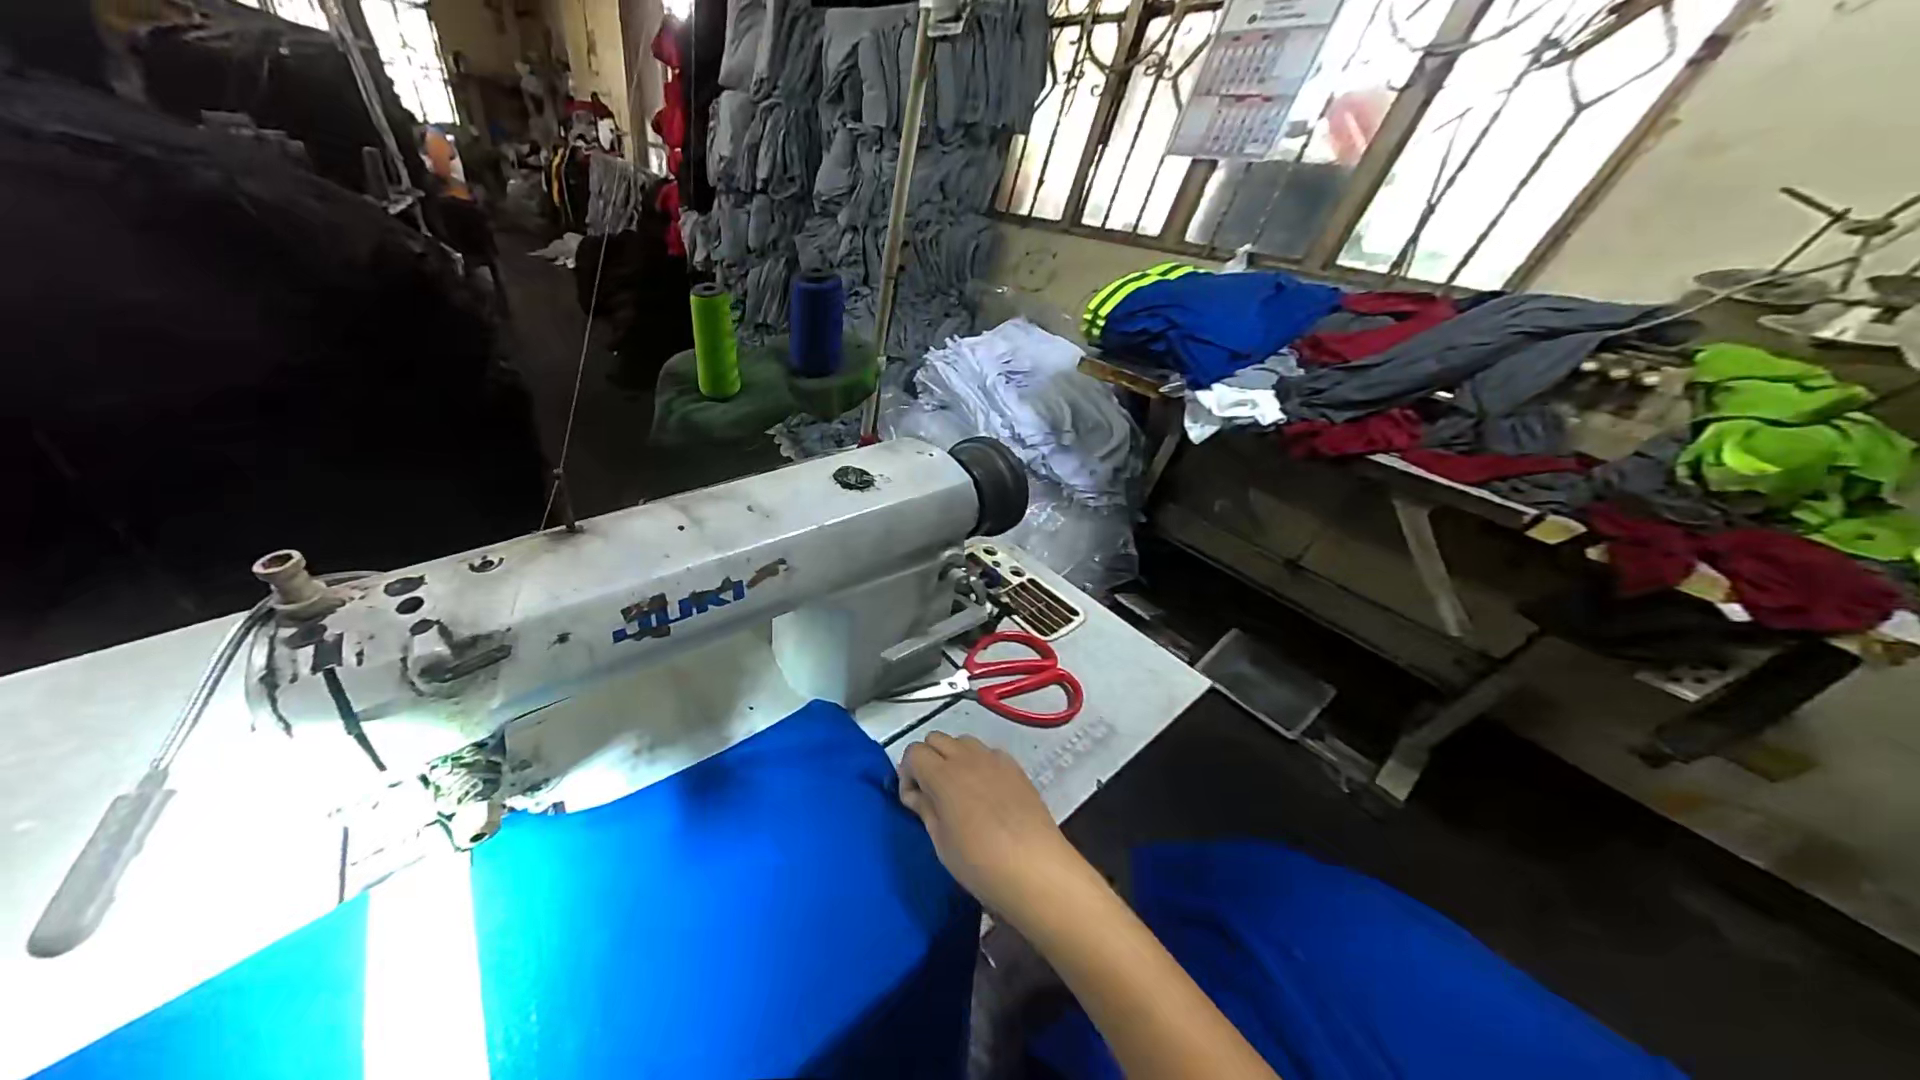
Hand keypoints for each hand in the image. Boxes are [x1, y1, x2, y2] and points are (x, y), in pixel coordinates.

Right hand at [897, 732, 1090, 920]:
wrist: (1035, 869)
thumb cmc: (980, 863)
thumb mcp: (941, 842)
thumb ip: (925, 809)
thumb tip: (917, 793)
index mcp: (943, 775)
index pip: (914, 752)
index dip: (908, 774)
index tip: (914, 800)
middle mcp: (968, 757)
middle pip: (936, 739)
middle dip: (928, 760)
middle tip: (932, 794)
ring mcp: (995, 759)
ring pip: (963, 741)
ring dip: (953, 758)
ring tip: (959, 792)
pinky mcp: (1016, 767)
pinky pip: (989, 753)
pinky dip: (979, 764)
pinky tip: (986, 794)